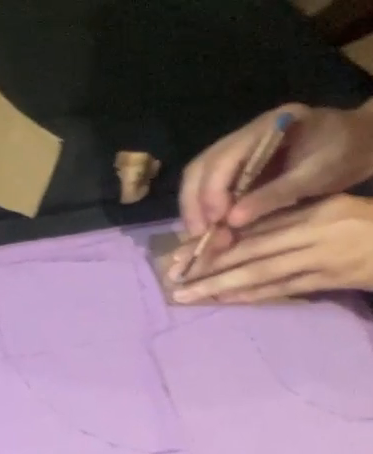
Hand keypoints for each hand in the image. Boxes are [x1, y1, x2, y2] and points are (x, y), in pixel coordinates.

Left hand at [171, 194, 372, 302]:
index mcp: (320, 209)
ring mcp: (328, 256)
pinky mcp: (335, 278)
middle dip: (207, 264)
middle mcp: (321, 230)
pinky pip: (283, 288)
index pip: (256, 226)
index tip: (179, 254)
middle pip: (251, 249)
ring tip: (185, 294)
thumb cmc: (369, 226)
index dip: (214, 242)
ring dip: (219, 284)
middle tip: (171, 277)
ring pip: (260, 271)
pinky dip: (250, 294)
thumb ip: (289, 222)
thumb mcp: (333, 213)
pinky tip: (223, 299)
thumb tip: (232, 238)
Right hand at [178, 103, 372, 240]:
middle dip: (196, 204)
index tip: (216, 223)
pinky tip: (209, 223)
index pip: (223, 159)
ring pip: (195, 178)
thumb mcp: (318, 175)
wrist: (364, 143)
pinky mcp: (232, 162)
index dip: (212, 192)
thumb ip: (275, 194)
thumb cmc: (348, 154)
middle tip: (201, 233)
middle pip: (200, 169)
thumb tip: (230, 221)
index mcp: (271, 125)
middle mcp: (244, 133)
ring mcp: (235, 146)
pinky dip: (201, 207)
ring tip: (202, 232)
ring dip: (193, 208)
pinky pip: (204, 184)